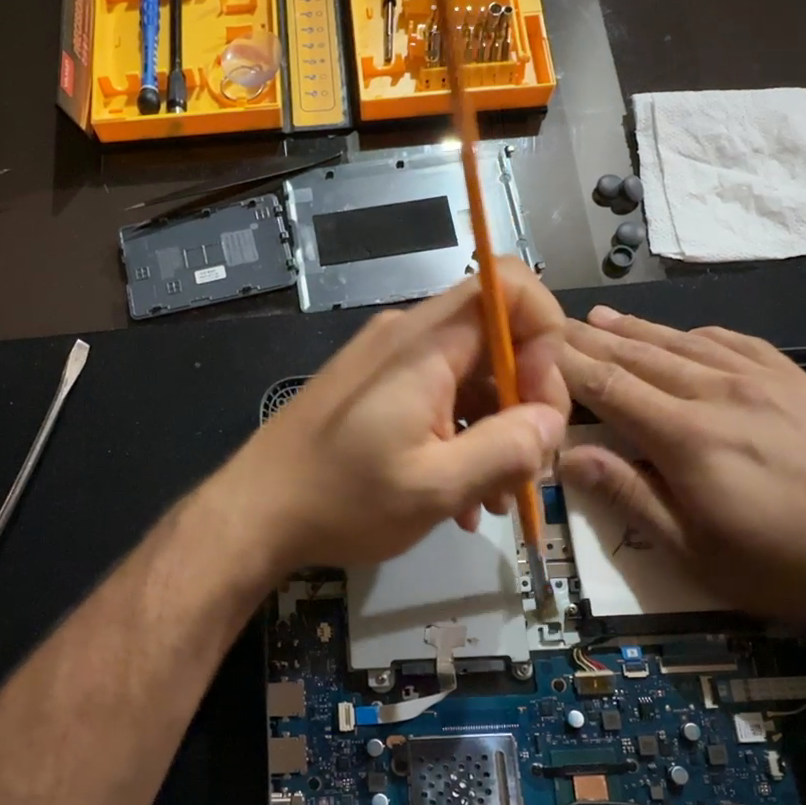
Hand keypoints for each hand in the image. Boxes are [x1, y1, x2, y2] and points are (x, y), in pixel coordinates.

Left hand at [219, 260, 569, 571]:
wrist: (254, 512)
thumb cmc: (340, 500)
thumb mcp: (435, 487)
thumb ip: (505, 449)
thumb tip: (552, 422)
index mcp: (425, 345)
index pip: (512, 291)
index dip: (547, 340)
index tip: (543, 411)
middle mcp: (407, 338)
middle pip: (497, 340)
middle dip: (525, 404)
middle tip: (526, 471)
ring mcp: (386, 364)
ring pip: (469, 377)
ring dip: (494, 434)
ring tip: (494, 501)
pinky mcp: (373, 392)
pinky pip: (436, 398)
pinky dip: (459, 440)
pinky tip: (460, 500)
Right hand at [555, 307, 805, 635]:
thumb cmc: (783, 566)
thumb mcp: (692, 550)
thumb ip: (629, 495)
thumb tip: (568, 455)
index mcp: (686, 437)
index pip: (609, 387)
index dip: (566, 365)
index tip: (533, 348)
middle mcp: (719, 394)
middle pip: (640, 356)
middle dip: (589, 340)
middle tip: (551, 324)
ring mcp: (763, 382)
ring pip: (683, 343)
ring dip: (636, 329)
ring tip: (599, 317)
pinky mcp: (797, 383)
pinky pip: (737, 343)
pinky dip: (697, 334)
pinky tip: (684, 334)